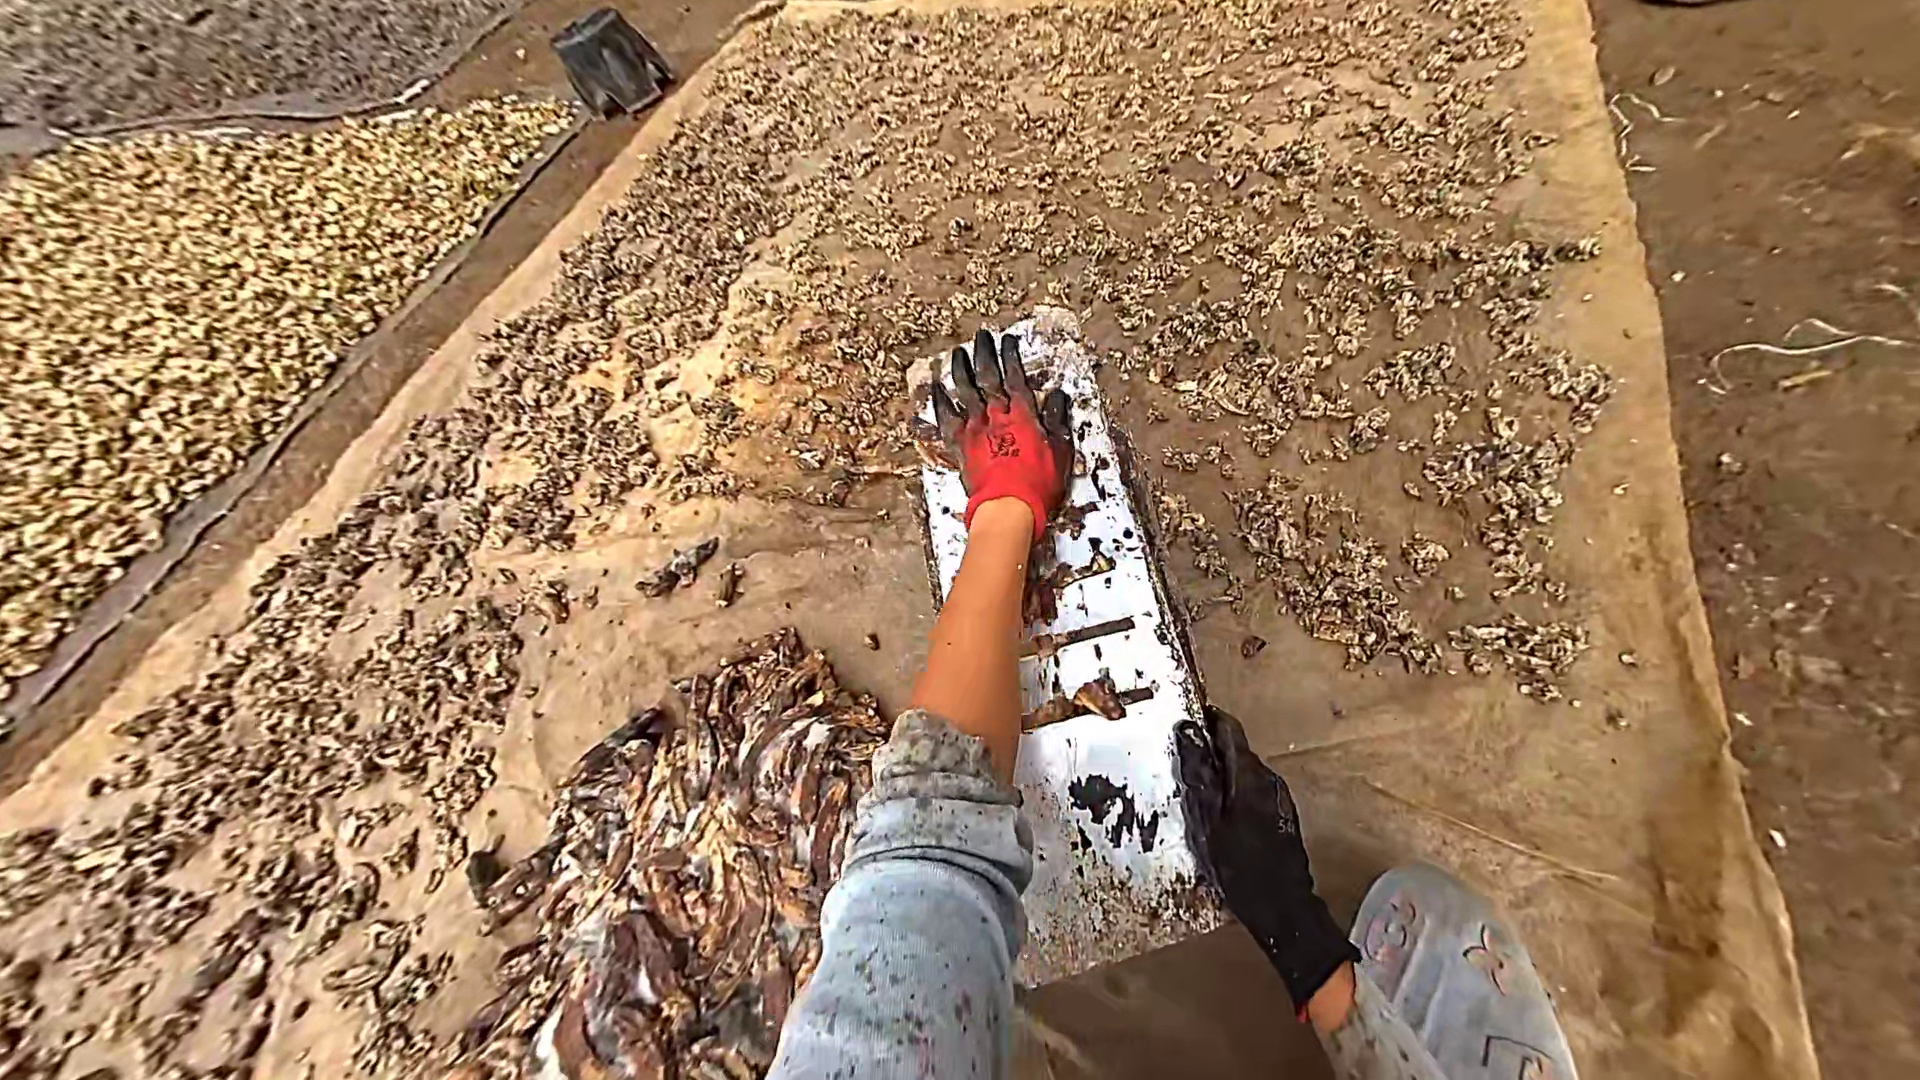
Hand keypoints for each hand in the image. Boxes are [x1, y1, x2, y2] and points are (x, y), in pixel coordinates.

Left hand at [931, 328, 1072, 540]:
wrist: (1008, 507)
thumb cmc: (1038, 484)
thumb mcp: (1060, 451)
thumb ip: (1057, 421)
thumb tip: (1057, 396)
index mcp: (1022, 415)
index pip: (1016, 377)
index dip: (1011, 356)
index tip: (1008, 340)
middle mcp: (996, 416)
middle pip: (988, 377)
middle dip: (985, 354)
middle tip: (981, 336)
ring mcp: (975, 429)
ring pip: (965, 391)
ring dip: (961, 370)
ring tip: (958, 353)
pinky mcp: (960, 446)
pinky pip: (946, 418)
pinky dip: (940, 401)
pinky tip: (937, 389)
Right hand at [1176, 706, 1358, 1012]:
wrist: (1285, 912)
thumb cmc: (1239, 866)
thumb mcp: (1207, 819)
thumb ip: (1198, 772)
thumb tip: (1187, 729)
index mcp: (1249, 773)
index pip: (1230, 729)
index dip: (1207, 719)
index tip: (1185, 720)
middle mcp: (1269, 778)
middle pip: (1236, 749)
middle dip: (1209, 748)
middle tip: (1181, 760)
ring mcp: (1279, 797)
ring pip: (1243, 770)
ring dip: (1221, 772)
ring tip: (1196, 789)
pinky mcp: (1282, 814)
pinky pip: (1252, 788)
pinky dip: (1233, 790)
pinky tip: (1219, 812)